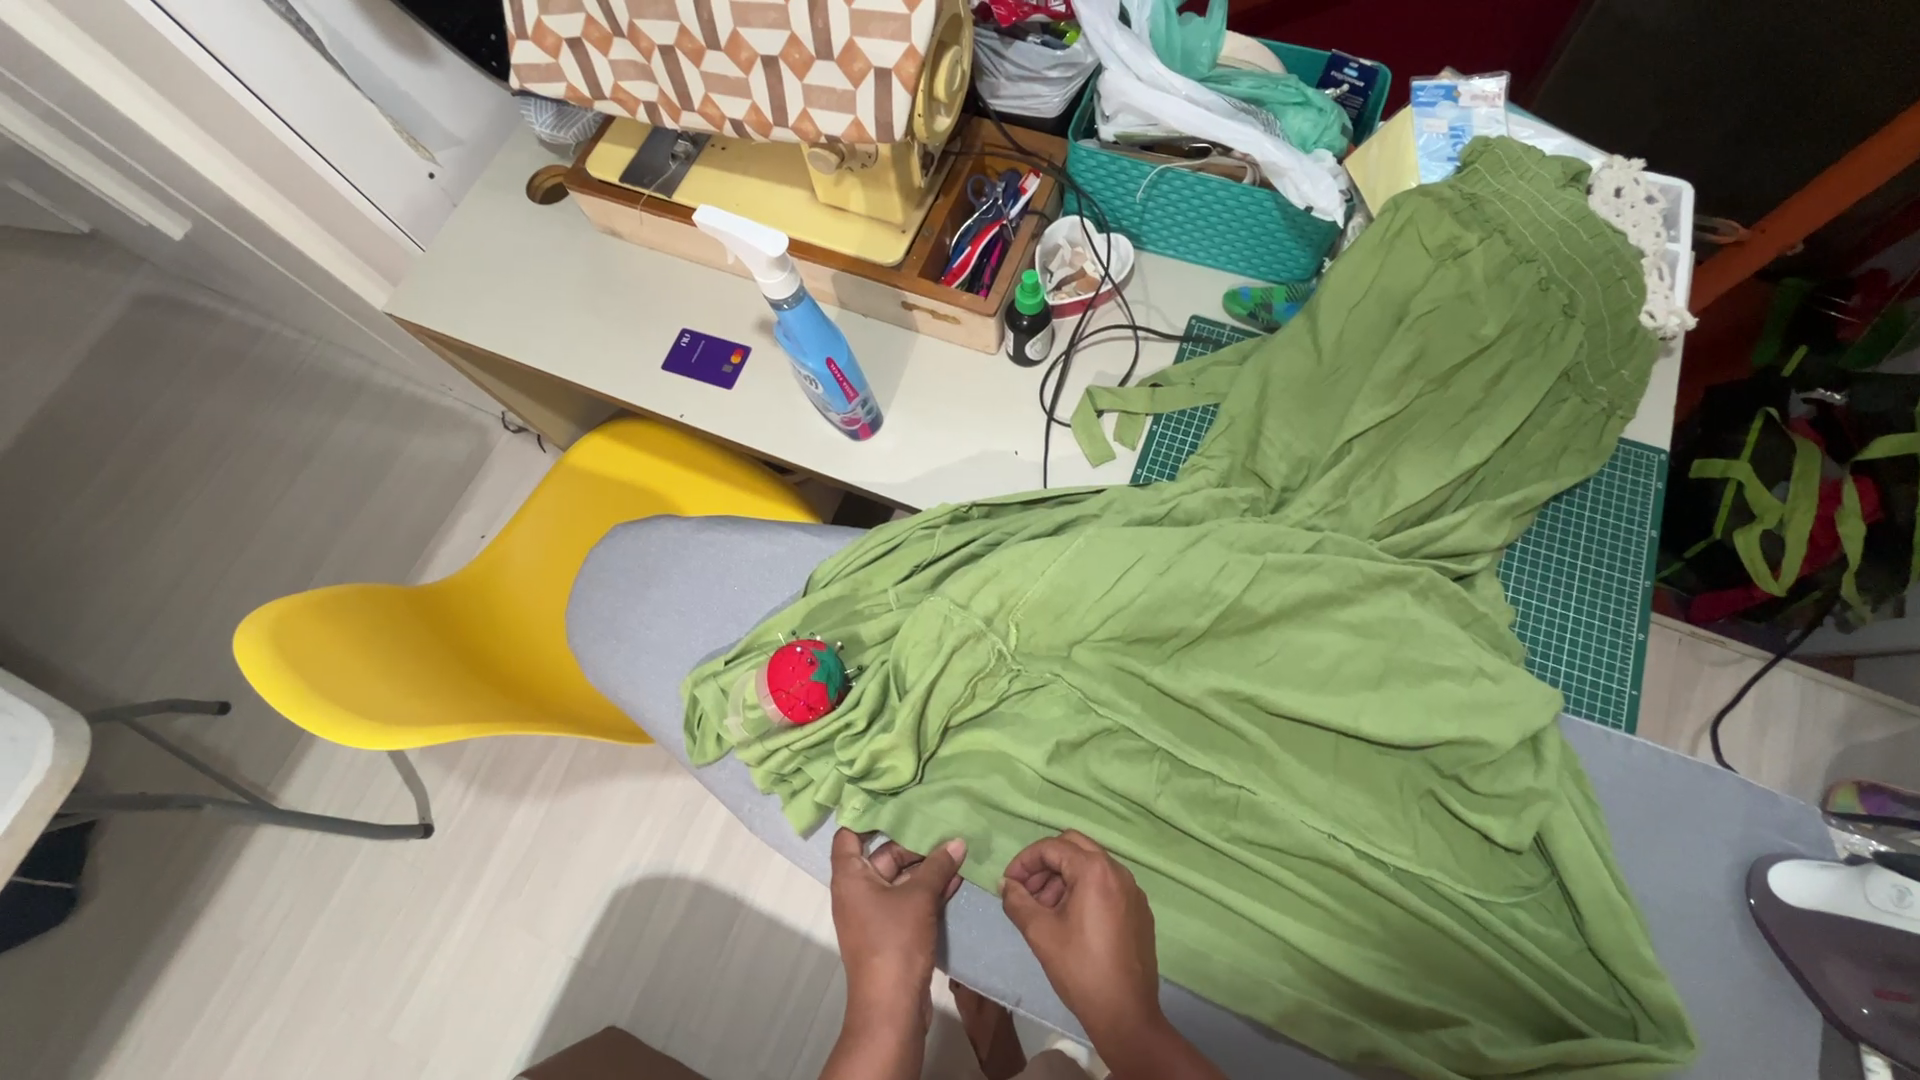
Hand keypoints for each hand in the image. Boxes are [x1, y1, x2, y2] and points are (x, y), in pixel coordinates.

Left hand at [828, 828, 966, 1029]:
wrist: (891, 1007)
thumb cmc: (894, 942)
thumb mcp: (919, 897)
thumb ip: (937, 866)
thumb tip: (957, 841)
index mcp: (850, 877)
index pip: (850, 834)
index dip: (868, 815)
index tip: (894, 798)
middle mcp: (857, 891)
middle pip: (881, 854)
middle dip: (912, 841)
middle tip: (940, 822)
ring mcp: (874, 913)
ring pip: (899, 879)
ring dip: (925, 867)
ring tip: (955, 847)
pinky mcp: (891, 931)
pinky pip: (908, 900)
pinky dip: (927, 890)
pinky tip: (956, 877)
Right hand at [1000, 830, 1161, 1044]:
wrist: (1126, 1015)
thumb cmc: (1080, 969)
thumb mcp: (1040, 932)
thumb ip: (1017, 901)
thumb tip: (1006, 884)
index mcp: (1095, 870)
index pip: (1052, 847)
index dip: (1025, 861)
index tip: (1009, 883)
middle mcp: (1118, 871)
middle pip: (1073, 847)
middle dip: (1045, 865)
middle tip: (1026, 891)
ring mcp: (1133, 891)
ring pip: (1090, 866)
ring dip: (1063, 878)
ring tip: (1044, 910)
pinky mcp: (1139, 910)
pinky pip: (1106, 885)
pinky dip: (1084, 890)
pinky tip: (1070, 921)